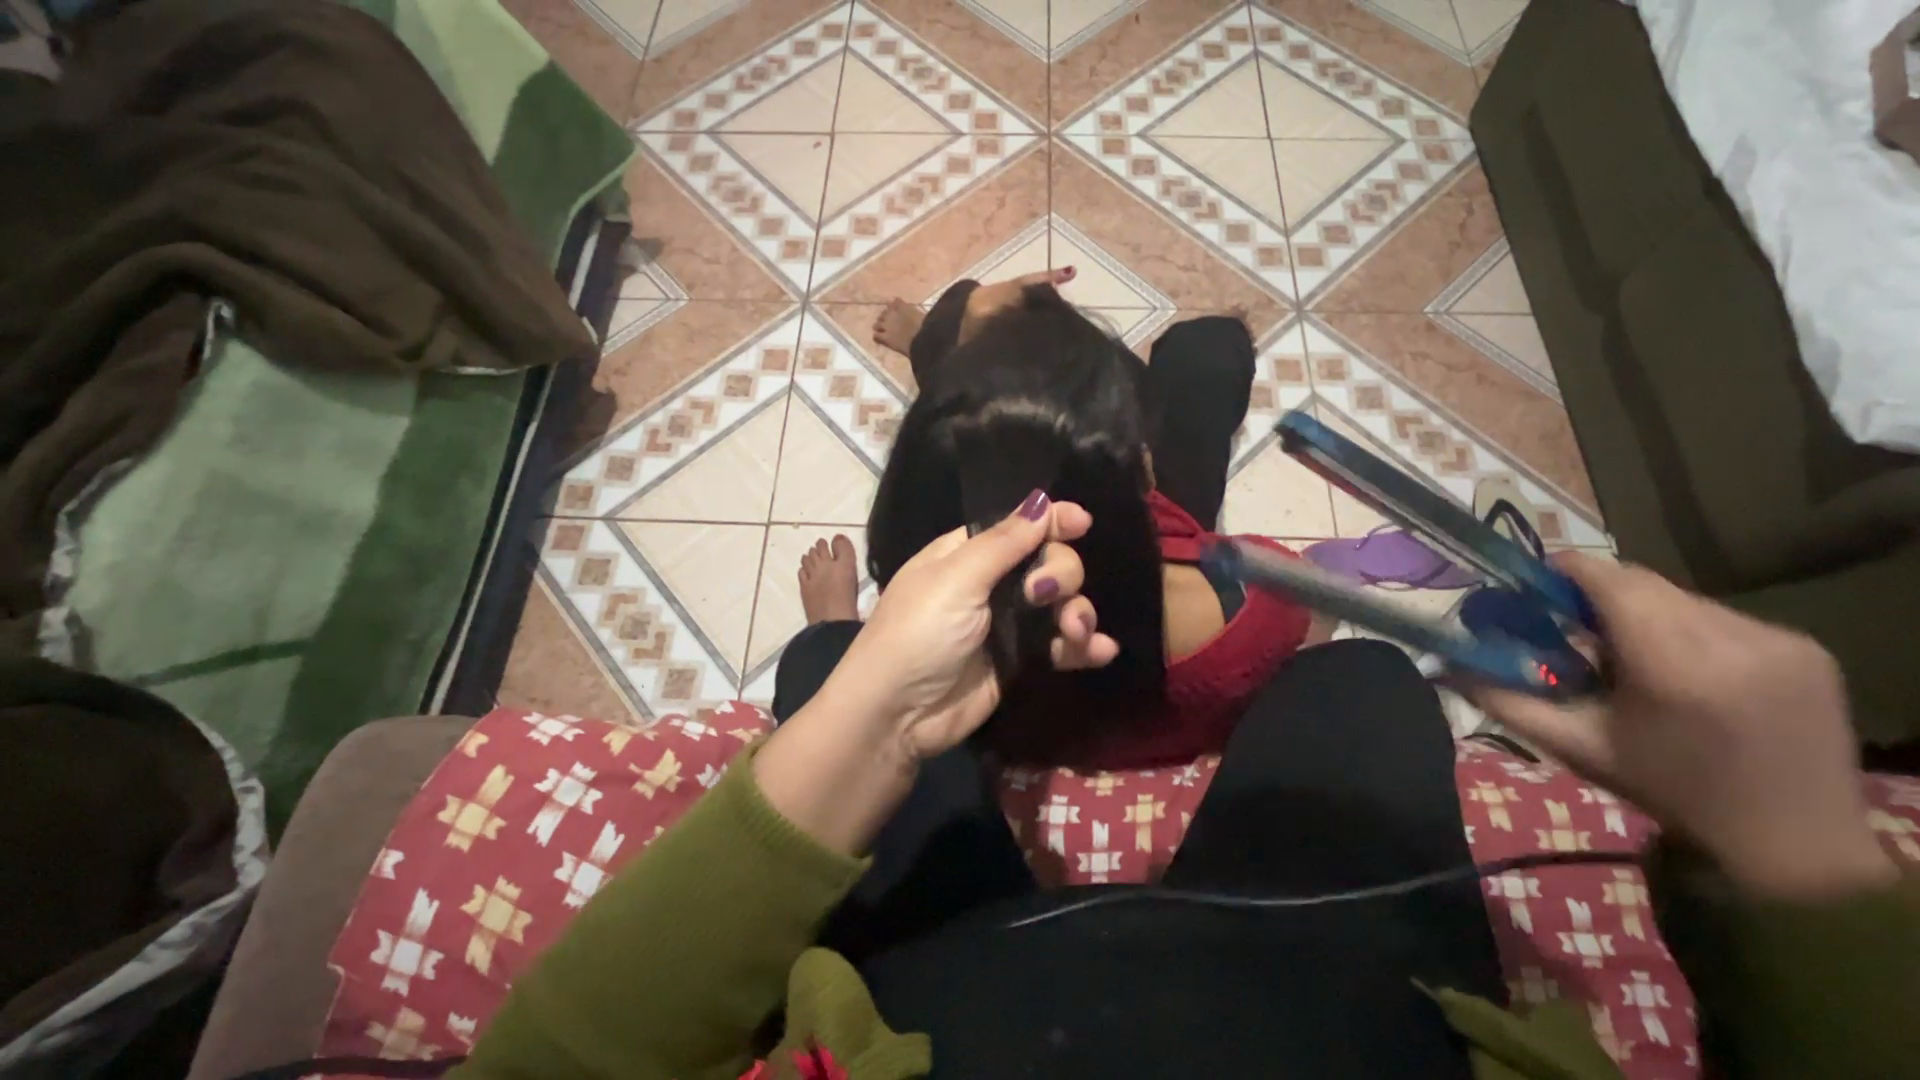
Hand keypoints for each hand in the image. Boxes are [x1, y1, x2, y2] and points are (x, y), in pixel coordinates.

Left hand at [827, 488, 1116, 761]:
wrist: (897, 714)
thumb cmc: (918, 633)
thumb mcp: (955, 579)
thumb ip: (1003, 542)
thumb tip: (1041, 500)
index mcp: (966, 554)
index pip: (1018, 527)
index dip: (1051, 521)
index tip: (1082, 523)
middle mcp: (990, 584)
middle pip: (1048, 564)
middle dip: (1062, 575)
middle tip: (1046, 596)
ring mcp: (1007, 626)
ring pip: (1061, 605)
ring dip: (1078, 613)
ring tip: (1074, 632)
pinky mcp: (1019, 663)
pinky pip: (1061, 646)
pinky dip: (1084, 647)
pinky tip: (1102, 651)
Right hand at [1469, 553, 1895, 898]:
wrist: (1792, 844)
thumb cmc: (1670, 792)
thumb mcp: (1578, 748)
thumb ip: (1507, 701)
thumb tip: (1444, 668)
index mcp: (1673, 664)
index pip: (1610, 579)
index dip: (1567, 571)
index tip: (1538, 585)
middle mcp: (1733, 638)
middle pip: (1645, 583)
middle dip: (1603, 595)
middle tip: (1576, 629)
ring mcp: (1779, 640)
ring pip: (1685, 598)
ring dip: (1649, 614)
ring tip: (1635, 658)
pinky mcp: (1809, 648)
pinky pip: (1727, 617)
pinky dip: (1693, 631)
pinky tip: (1693, 673)